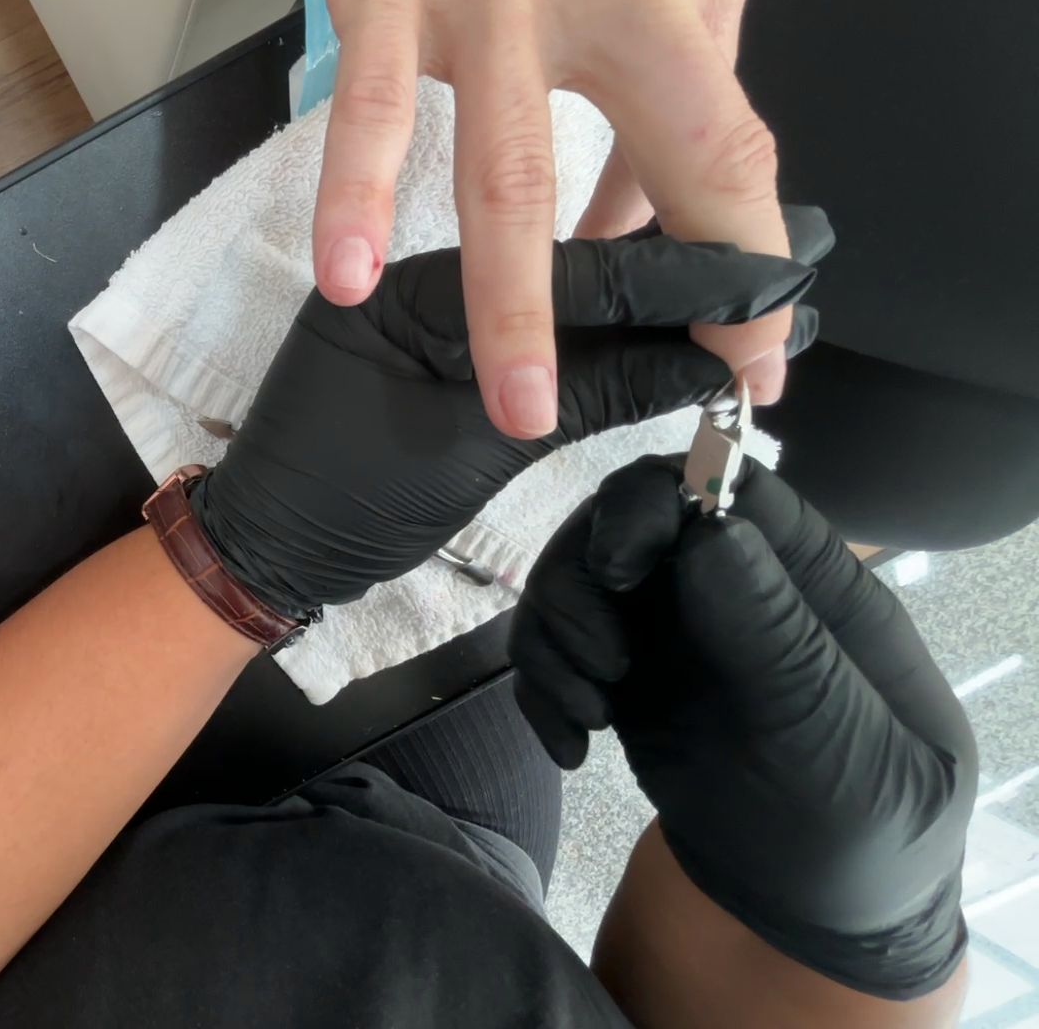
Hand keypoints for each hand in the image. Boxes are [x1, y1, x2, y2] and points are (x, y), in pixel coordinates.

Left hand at [190, 217, 818, 618]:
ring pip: (545, 303)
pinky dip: (580, 344)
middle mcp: (418, 282)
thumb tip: (717, 357)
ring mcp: (419, 315)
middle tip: (783, 289)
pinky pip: (514, 335)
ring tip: (738, 319)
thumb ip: (592, 392)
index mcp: (418, 288)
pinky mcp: (421, 353)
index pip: (576, 274)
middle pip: (566, 275)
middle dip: (672, 287)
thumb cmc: (348, 500)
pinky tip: (647, 345)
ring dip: (634, 317)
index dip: (686, 282)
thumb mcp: (475, 448)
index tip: (786, 283)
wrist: (271, 547)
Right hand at [314, 0, 789, 438]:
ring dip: (499, 295)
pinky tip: (348, 276)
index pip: (727, 151)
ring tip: (503, 392)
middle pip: (628, 170)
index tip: (746, 359)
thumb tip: (632, 211)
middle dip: (622, 306)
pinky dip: (359, 197)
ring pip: (498, 166)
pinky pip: (372, 112)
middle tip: (590, 414)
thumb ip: (660, 80)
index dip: (744, 264)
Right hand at [511, 456, 975, 997]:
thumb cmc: (851, 824)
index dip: (653, 501)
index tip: (616, 566)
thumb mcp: (837, 741)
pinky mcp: (603, 671)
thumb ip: (776, 635)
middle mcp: (712, 590)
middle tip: (604, 664)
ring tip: (591, 717)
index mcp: (797, 584)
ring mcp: (652, 629)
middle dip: (579, 591)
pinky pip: (540, 651)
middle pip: (608, 528)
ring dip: (552, 648)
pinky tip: (572, 749)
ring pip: (558, 588)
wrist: (790, 900)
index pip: (721, 488)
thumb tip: (708, 529)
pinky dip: (538, 695)